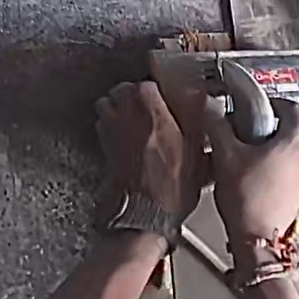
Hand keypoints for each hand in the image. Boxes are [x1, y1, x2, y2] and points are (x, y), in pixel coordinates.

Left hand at [95, 81, 202, 218]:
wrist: (146, 214)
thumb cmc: (171, 187)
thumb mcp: (196, 150)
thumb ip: (194, 117)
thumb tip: (197, 93)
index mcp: (152, 114)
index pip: (146, 84)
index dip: (156, 89)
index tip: (164, 96)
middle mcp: (128, 118)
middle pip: (122, 90)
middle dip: (133, 93)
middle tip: (148, 102)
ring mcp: (112, 132)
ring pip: (106, 103)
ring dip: (117, 104)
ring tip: (132, 113)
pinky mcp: (105, 147)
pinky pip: (102, 124)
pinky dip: (109, 123)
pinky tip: (123, 133)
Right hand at [203, 94, 298, 243]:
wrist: (255, 239)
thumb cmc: (244, 193)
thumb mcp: (225, 155)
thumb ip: (217, 125)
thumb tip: (210, 105)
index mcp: (293, 142)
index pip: (295, 108)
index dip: (275, 102)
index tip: (255, 106)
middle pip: (291, 131)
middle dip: (268, 127)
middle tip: (243, 130)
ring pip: (289, 152)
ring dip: (270, 149)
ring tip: (244, 155)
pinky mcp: (298, 196)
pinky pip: (288, 172)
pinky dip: (273, 168)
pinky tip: (251, 176)